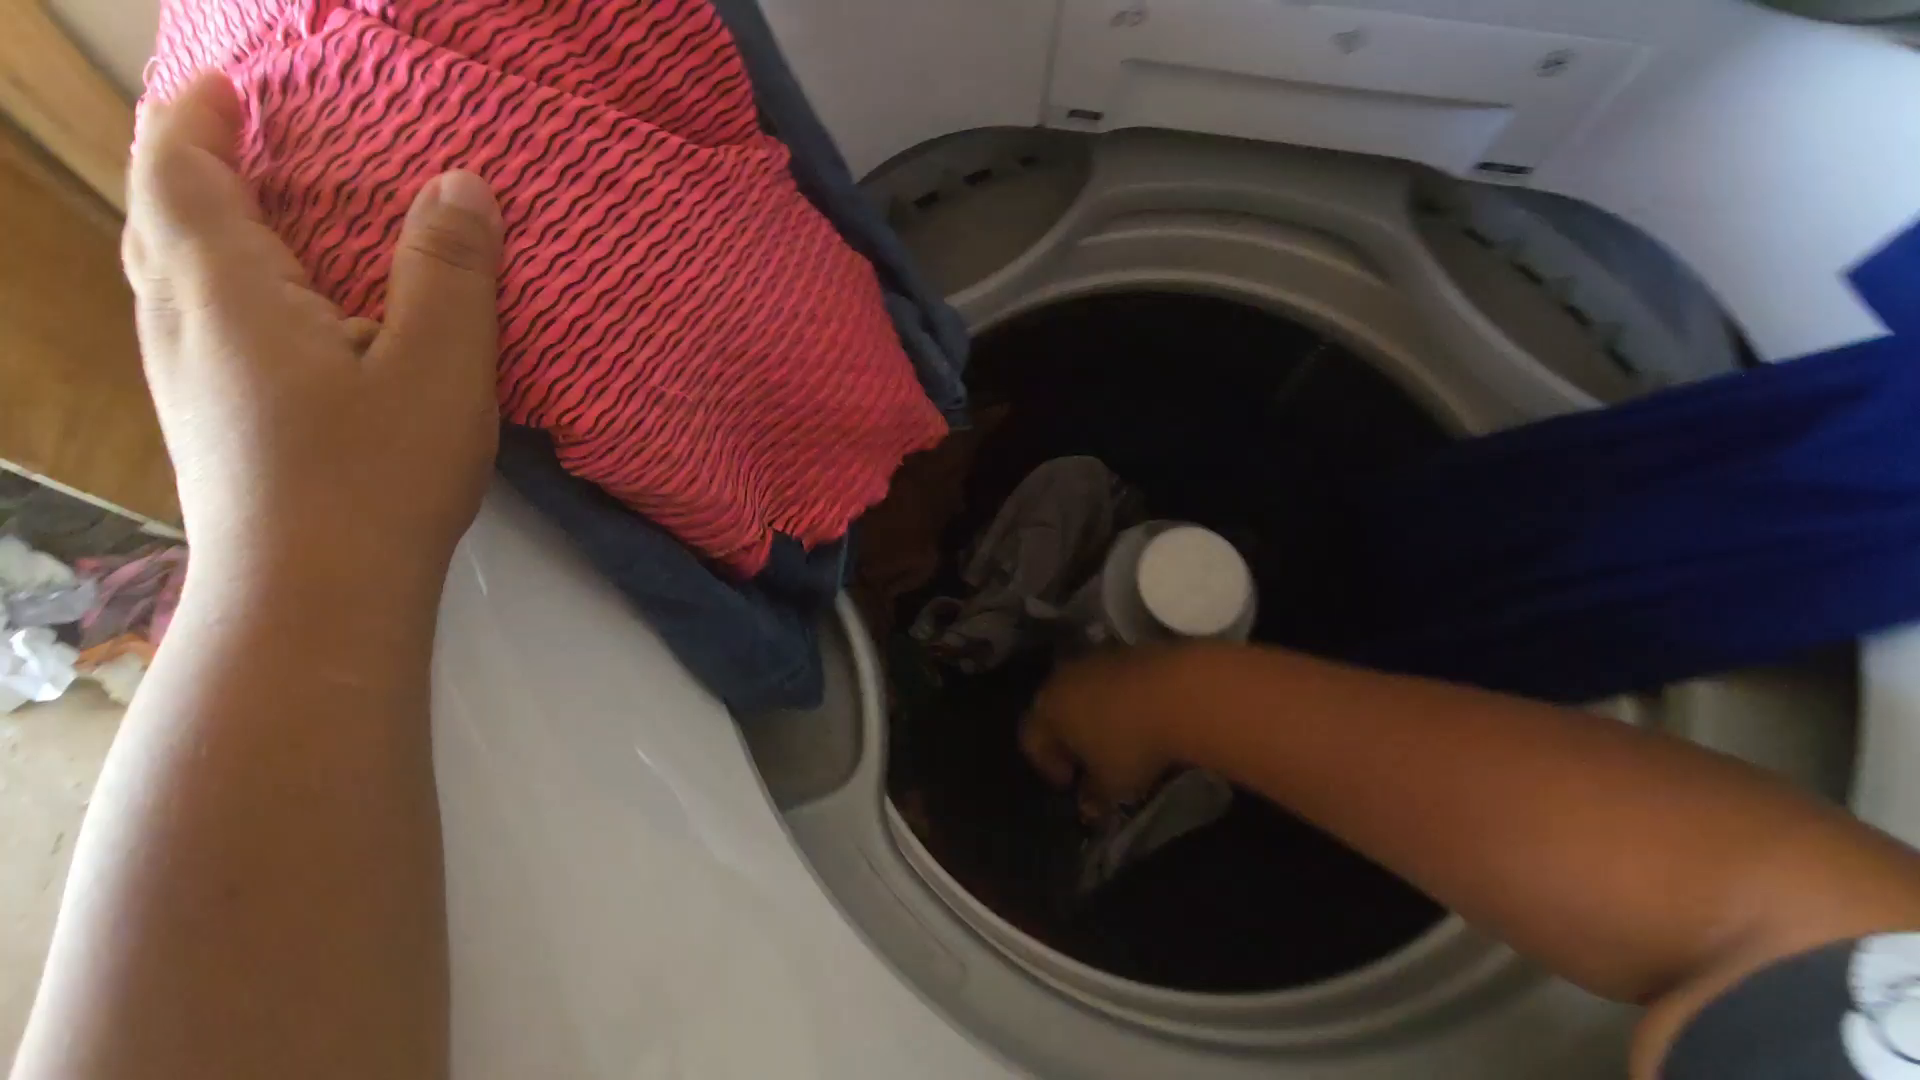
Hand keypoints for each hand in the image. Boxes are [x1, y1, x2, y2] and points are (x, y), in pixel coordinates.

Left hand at [123, 73, 502, 595]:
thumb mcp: (438, 366)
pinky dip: (230, 298)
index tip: (233, 89)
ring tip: (268, 229)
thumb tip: (459, 183)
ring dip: (207, 238)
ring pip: (175, 285)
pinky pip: (202, 333)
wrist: (315, 596)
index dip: (201, 121)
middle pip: (161, 224)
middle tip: (244, 149)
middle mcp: (183, 328)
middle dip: (192, 172)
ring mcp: (188, 386)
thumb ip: (449, 272)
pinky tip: (286, 333)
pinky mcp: (212, 431)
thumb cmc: (376, 475)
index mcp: (227, 293)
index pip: (183, 173)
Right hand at [1020, 647, 1205, 819]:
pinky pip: (1114, 681)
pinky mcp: (1129, 650)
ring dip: (1097, 716)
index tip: (1072, 784)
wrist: (1183, 691)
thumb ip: (1094, 796)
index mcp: (1047, 709)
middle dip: (1070, 738)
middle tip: (1092, 763)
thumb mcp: (1112, 783)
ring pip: (1085, 692)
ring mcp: (1097, 659)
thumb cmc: (1132, 744)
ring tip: (1122, 741)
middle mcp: (1063, 678)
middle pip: (1055, 710)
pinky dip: (1121, 700)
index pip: (1031, 739)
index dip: (1048, 766)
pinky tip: (1143, 719)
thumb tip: (1088, 807)